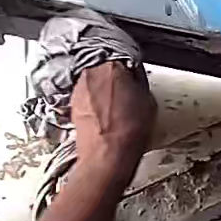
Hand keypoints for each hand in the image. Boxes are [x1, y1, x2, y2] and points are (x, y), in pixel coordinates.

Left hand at [70, 61, 155, 180]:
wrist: (107, 157)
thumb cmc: (127, 132)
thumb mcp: (148, 102)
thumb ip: (139, 85)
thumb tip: (135, 84)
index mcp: (112, 67)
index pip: (126, 63)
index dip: (134, 74)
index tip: (137, 82)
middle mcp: (91, 75)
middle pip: (106, 72)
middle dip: (115, 82)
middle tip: (127, 96)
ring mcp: (79, 91)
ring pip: (94, 86)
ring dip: (102, 93)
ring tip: (115, 110)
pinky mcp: (72, 107)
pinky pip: (86, 100)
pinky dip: (94, 106)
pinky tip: (105, 118)